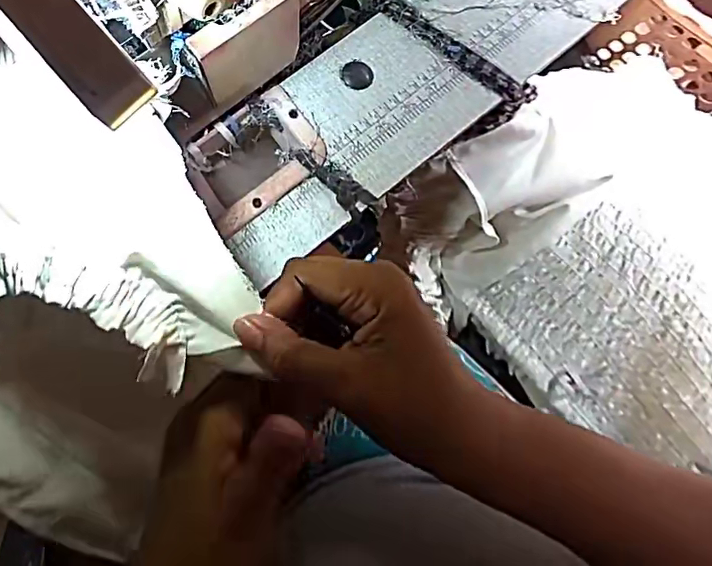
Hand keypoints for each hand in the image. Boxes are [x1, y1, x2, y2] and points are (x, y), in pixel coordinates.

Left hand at [136, 374, 313, 565]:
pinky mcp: (196, 459)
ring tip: (310, 439)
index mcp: (206, 417)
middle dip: (285, 396)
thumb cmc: (210, 552)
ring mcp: (193, 437)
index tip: (320, 381)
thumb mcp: (248, 510)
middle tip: (321, 416)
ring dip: (276, 417)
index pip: (251, 368)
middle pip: (246, 385)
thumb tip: (299, 414)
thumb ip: (272, 458)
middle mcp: (195, 415)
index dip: (287, 371)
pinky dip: (260, 435)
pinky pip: (233, 428)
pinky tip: (284, 456)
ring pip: (242, 407)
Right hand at [233, 257, 489, 468]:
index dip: (277, 306)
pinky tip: (317, 364)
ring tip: (297, 366)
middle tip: (279, 360)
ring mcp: (380, 293)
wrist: (467, 438)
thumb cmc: (415, 411)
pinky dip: (319, 334)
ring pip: (319, 296)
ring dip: (301, 327)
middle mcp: (376, 276)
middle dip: (288, 316)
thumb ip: (291, 353)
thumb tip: (244, 326)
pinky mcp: (380, 311)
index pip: (302, 273)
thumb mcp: (344, 383)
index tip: (266, 348)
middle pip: (309, 279)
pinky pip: (335, 310)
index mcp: (373, 282)